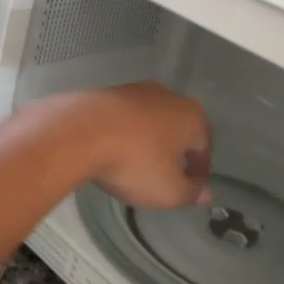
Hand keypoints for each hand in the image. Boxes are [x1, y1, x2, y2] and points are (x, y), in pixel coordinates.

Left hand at [26, 82, 210, 208]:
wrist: (79, 131)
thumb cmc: (134, 162)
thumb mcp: (168, 191)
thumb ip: (190, 193)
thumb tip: (205, 192)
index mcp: (191, 116)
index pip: (203, 146)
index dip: (198, 170)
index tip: (188, 188)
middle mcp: (166, 95)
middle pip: (176, 128)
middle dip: (172, 151)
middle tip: (162, 177)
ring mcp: (133, 89)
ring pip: (148, 120)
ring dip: (145, 141)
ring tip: (133, 165)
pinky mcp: (104, 92)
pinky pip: (121, 117)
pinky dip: (121, 133)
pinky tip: (110, 150)